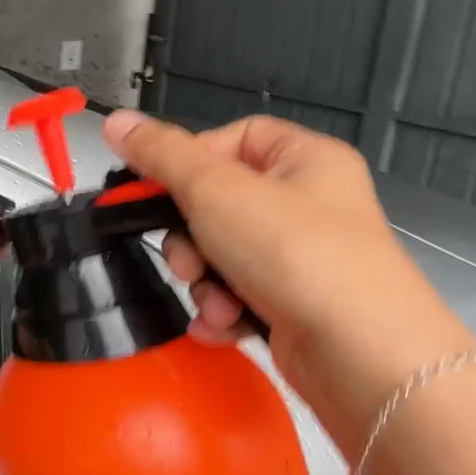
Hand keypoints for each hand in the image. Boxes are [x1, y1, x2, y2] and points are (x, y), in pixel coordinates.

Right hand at [101, 111, 475, 428]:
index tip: (159, 187)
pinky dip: (220, 309)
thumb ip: (160, 155)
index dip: (192, 159)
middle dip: (188, 238)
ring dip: (201, 280)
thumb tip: (115, 121)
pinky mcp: (293, 303)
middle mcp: (308, 204)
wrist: (360, 353)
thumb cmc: (296, 253)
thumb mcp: (214, 190)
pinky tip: (222, 323)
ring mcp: (302, 257)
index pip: (234, 137)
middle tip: (187, 259)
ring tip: (214, 301)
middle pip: (215, 201)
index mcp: (306, 160)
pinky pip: (234, 293)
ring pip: (217, 253)